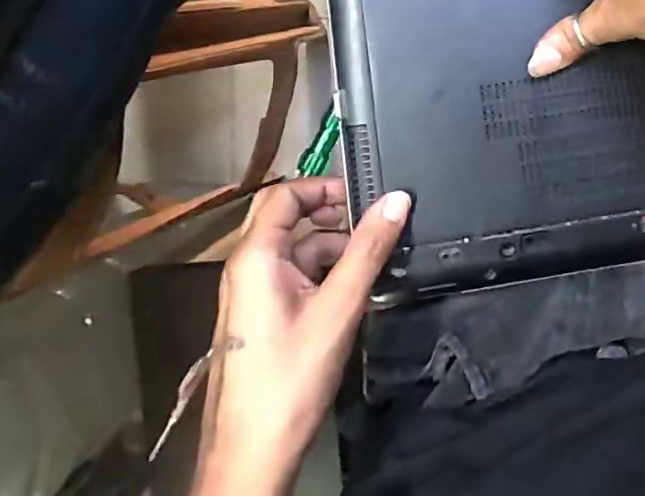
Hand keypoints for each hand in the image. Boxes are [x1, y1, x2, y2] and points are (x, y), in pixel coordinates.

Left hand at [192, 179, 411, 495]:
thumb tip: (398, 199)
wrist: (251, 459)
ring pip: (296, 248)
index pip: (285, 194)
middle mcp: (247, 270)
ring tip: (374, 257)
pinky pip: (294, 275)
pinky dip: (325, 271)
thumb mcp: (339, 307)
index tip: (365, 195)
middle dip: (332, 212)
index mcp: (255, 258)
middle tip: (372, 219)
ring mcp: (252, 295)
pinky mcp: (262, 318)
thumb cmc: (289, 379)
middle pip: (288, 218)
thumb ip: (369, 248)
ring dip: (334, 244)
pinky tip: (355, 287)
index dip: (325, 185)